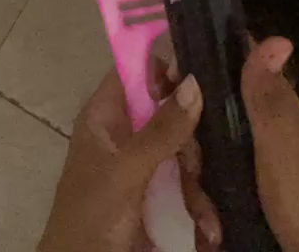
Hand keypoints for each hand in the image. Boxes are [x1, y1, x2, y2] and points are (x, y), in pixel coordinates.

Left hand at [37, 70, 201, 251]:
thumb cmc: (91, 217)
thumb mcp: (126, 172)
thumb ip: (160, 130)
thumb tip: (194, 80)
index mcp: (105, 117)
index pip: (134, 72)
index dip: (163, 68)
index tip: (196, 75)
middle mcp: (124, 135)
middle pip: (169, 113)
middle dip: (189, 141)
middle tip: (194, 165)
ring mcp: (142, 167)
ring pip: (184, 151)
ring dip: (198, 183)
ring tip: (202, 213)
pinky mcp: (157, 198)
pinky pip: (187, 186)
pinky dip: (199, 206)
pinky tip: (207, 230)